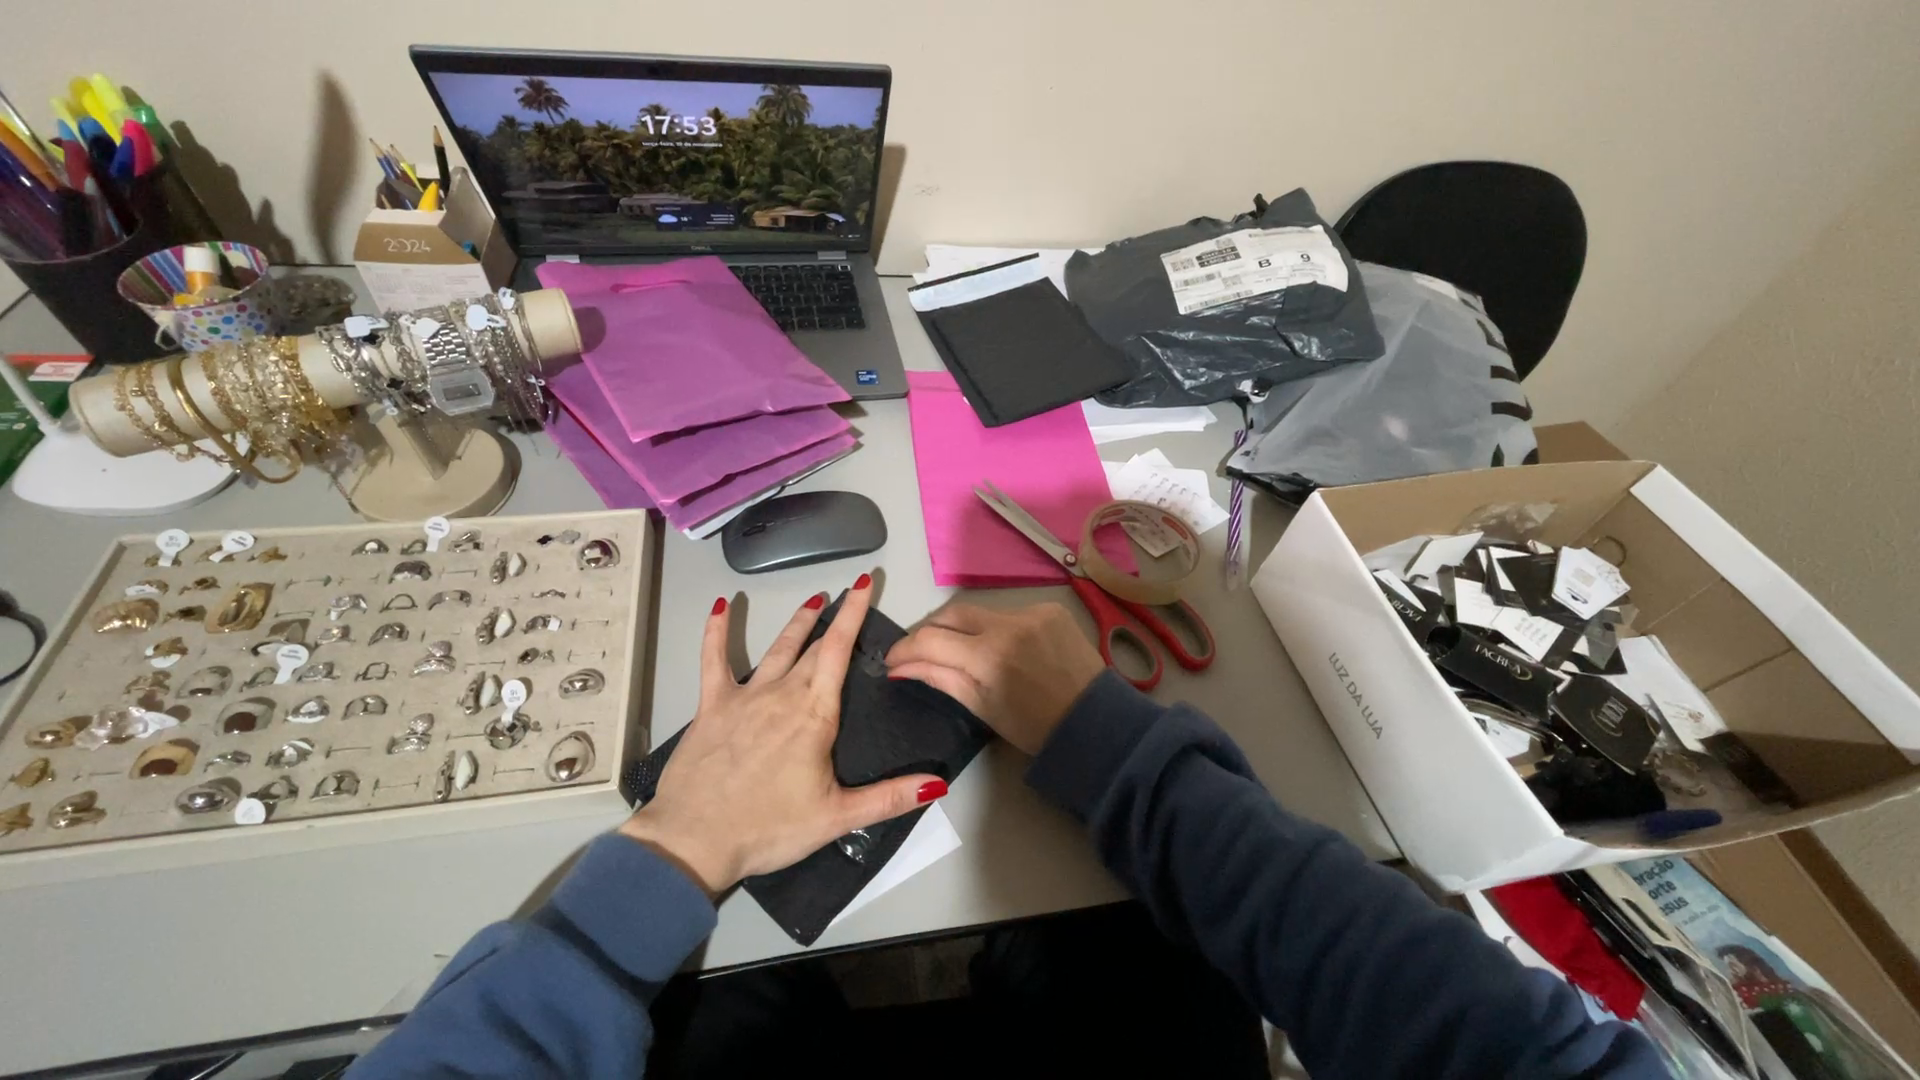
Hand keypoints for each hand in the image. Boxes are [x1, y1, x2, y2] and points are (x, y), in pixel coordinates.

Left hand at [620, 576, 948, 894]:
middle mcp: (782, 693)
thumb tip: (939, 782)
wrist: (694, 839)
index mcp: (815, 713)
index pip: (840, 651)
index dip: (854, 614)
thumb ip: (890, 798)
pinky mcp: (712, 705)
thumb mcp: (836, 817)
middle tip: (847, 594)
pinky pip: (713, 660)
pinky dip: (717, 631)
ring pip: (776, 648)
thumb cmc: (769, 828)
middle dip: (834, 618)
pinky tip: (720, 607)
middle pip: (813, 647)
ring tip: (812, 600)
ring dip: (796, 623)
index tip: (864, 583)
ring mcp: (745, 696)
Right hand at [884, 602, 1106, 755]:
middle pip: (952, 614)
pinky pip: (1009, 613)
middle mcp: (1009, 624)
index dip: (905, 649)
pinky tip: (1003, 649)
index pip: (931, 640)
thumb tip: (898, 667)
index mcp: (989, 656)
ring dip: (965, 630)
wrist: (1095, 723)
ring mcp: (1032, 612)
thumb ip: (939, 678)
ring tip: (961, 653)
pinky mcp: (1050, 608)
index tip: (891, 660)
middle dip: (930, 630)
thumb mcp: (982, 708)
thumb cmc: (1035, 727)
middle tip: (919, 651)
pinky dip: (997, 628)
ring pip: (981, 612)